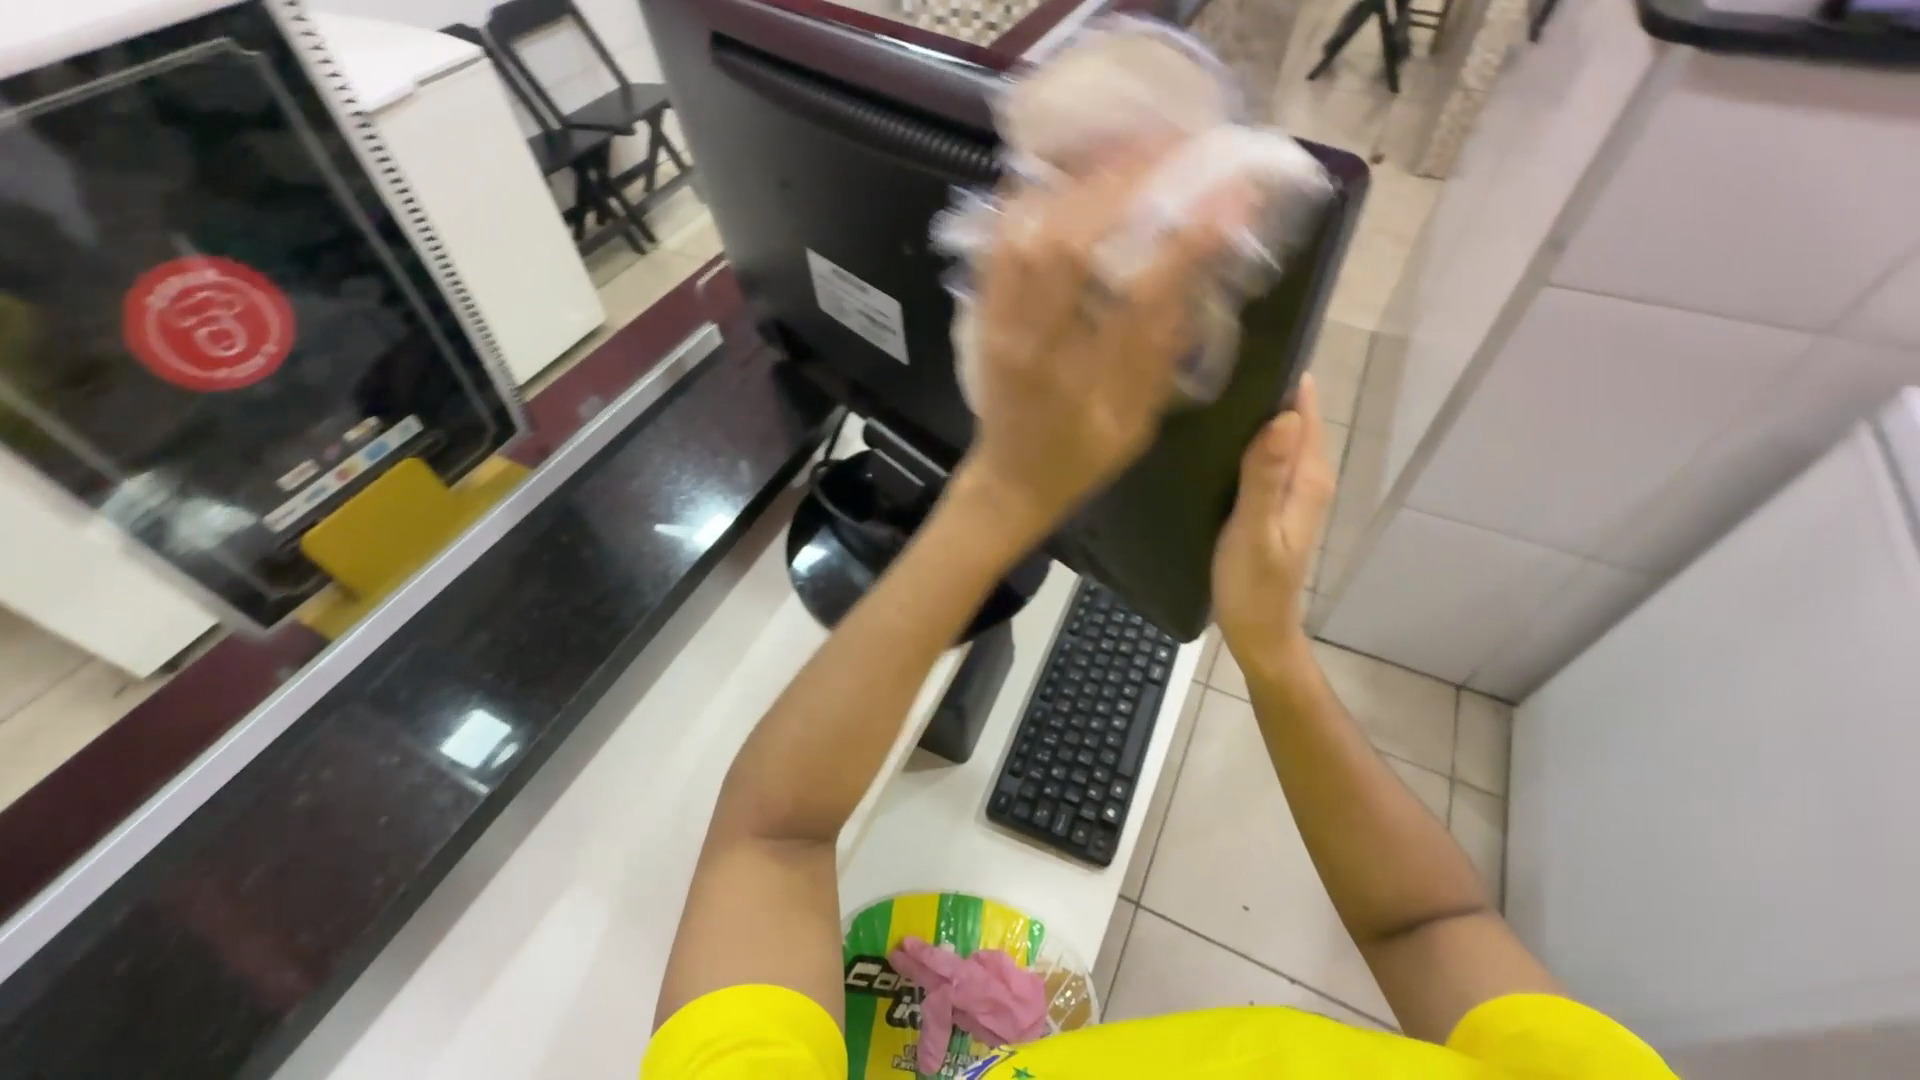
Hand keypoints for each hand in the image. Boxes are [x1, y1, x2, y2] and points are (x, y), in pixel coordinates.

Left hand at [953, 154, 1242, 539]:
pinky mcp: (982, 315)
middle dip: (1124, 184)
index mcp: (1088, 384)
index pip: (1142, 298)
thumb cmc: (1083, 457)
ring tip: (1122, 149)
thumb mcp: (1138, 422)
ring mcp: (1000, 327)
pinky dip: (1024, 201)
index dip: (1188, 242)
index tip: (1231, 195)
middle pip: (1072, 247)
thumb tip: (1195, 277)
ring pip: (1028, 237)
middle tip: (1170, 144)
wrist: (1011, 478)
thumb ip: (1162, 354)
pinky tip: (1056, 173)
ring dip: (1076, 183)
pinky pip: (995, 245)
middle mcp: (1037, 347)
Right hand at [1212, 374, 1336, 676]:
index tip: (1243, 345)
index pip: (1303, 408)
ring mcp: (1289, 488)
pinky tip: (1210, 434)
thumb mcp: (1255, 530)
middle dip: (1261, 387)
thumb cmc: (1252, 583)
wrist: (1256, 630)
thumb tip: (1283, 415)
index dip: (1281, 374)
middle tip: (1211, 360)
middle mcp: (1306, 475)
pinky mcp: (1270, 500)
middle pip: (1290, 416)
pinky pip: (1261, 455)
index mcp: (1308, 477)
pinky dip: (1242, 438)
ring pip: (1274, 434)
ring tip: (1205, 387)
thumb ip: (1266, 476)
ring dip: (1249, 412)